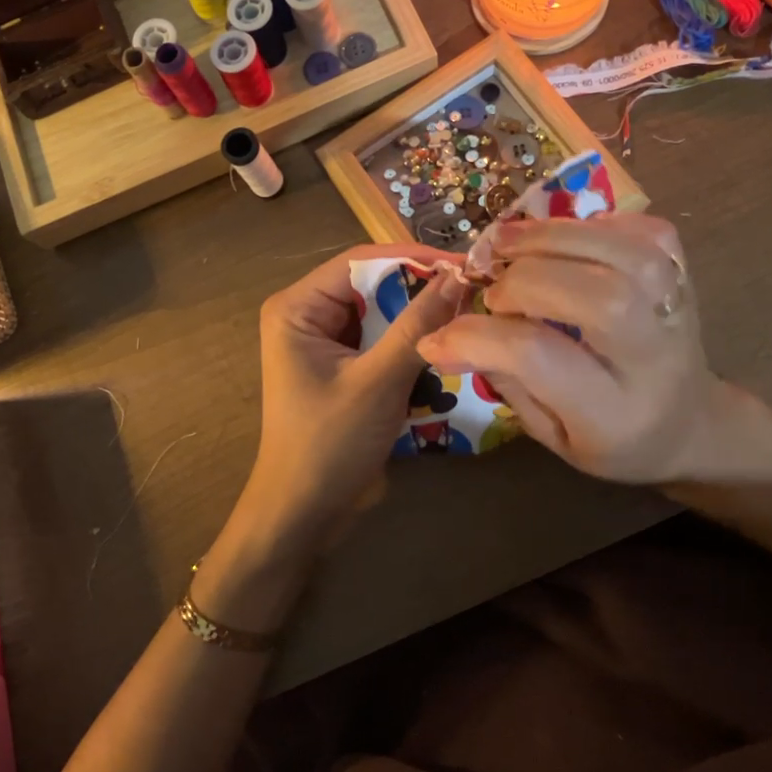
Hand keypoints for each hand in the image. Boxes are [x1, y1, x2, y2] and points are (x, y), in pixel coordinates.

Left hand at [243, 244, 464, 546]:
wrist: (303, 514)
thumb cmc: (329, 444)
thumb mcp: (378, 381)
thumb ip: (418, 326)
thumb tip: (459, 276)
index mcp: (296, 308)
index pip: (359, 262)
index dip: (412, 258)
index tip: (465, 263)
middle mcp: (306, 315)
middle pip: (372, 286)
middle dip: (419, 291)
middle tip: (475, 292)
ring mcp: (325, 344)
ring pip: (381, 315)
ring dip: (419, 321)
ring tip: (469, 317)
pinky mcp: (343, 370)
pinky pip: (382, 344)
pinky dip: (410, 347)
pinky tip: (447, 351)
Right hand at [416, 214, 771, 484]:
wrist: (691, 425)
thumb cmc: (611, 439)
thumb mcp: (551, 435)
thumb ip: (506, 382)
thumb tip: (449, 336)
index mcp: (613, 414)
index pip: (539, 357)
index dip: (476, 337)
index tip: (438, 340)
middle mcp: (653, 358)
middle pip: (595, 297)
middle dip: (524, 281)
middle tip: (492, 289)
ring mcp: (677, 310)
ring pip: (624, 254)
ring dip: (553, 236)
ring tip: (507, 241)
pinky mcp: (685, 276)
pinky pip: (645, 231)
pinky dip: (598, 224)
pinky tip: (564, 237)